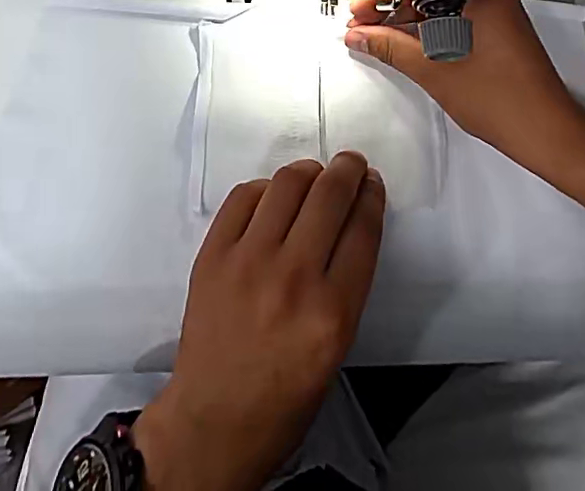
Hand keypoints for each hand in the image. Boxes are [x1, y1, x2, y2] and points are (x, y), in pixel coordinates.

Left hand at [132, 154, 385, 490]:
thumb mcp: (337, 345)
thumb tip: (350, 222)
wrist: (214, 420)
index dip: (371, 195)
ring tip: (314, 175)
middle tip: (350, 164)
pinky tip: (273, 196)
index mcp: (333, 311)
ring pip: (287, 184)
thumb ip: (347, 281)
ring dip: (309, 171)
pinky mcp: (213, 254)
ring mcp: (248, 261)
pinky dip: (266, 187)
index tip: (371, 182)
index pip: (363, 228)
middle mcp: (293, 278)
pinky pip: (244, 196)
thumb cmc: (285, 395)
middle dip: (347, 170)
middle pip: (329, 196)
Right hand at [344, 0, 581, 161]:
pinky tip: (401, 44)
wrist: (547, 134)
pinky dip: (427, 32)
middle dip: (391, 11)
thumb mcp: (434, 71)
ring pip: (438, 8)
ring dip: (406, 23)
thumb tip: (360, 36)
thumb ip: (391, 48)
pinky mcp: (494, 30)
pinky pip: (451, 20)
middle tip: (360, 25)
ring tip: (373, 37)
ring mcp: (495, 12)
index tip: (359, 10)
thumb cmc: (506, 103)